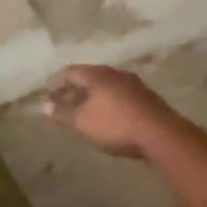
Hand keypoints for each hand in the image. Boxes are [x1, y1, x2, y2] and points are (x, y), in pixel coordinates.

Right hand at [45, 65, 185, 156]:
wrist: (161, 134)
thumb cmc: (115, 124)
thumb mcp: (82, 122)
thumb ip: (62, 113)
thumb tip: (45, 106)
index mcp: (97, 75)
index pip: (71, 72)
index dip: (57, 82)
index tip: (48, 93)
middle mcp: (115, 73)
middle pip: (90, 77)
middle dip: (75, 89)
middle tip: (64, 101)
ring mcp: (134, 84)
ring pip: (106, 86)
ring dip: (92, 96)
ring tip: (84, 111)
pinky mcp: (147, 98)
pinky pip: (120, 95)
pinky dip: (107, 103)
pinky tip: (107, 117)